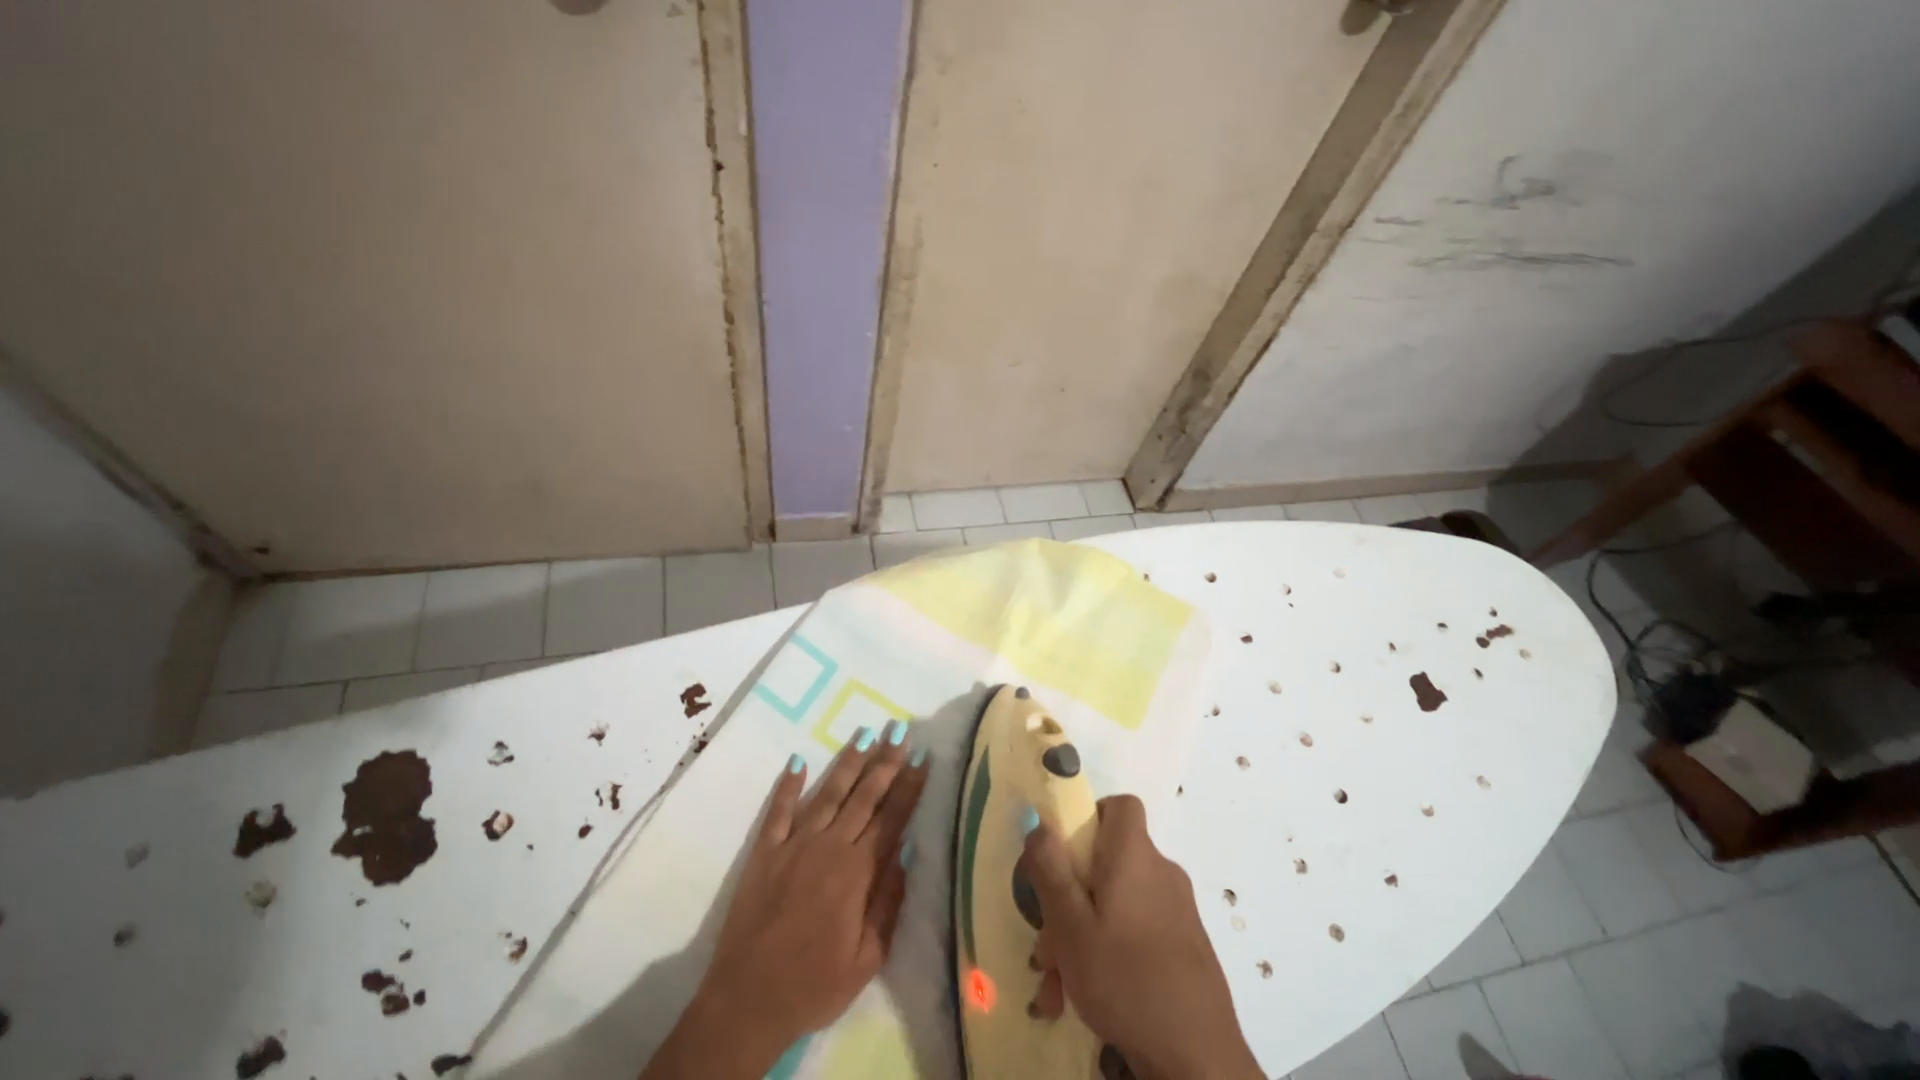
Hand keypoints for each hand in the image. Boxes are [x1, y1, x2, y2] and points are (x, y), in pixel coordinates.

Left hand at [641, 723, 929, 1079]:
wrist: (747, 1000)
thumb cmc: (816, 985)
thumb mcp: (869, 956)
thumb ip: (889, 902)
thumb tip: (907, 852)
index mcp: (858, 872)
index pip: (892, 818)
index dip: (909, 786)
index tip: (923, 756)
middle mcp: (828, 847)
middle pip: (863, 797)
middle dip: (885, 762)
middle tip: (900, 730)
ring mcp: (792, 846)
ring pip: (827, 794)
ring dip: (848, 763)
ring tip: (865, 734)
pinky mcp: (763, 853)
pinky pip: (778, 810)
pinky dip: (788, 785)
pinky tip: (799, 761)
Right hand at [1021, 795, 1261, 1079]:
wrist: (1195, 1055)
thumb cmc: (1123, 979)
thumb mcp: (1069, 925)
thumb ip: (1050, 869)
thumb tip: (1038, 819)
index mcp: (1134, 856)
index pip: (1119, 805)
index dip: (1087, 818)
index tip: (1060, 856)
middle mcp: (1161, 873)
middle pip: (1107, 863)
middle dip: (1068, 898)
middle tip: (1044, 944)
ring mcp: (1176, 910)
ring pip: (1115, 905)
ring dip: (1080, 936)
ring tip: (1056, 984)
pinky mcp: (1183, 944)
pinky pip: (1134, 931)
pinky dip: (1107, 953)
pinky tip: (1083, 996)